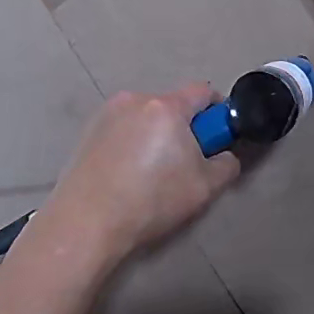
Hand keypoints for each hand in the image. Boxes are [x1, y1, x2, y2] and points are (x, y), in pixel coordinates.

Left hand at [30, 83, 241, 269]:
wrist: (87, 222)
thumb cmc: (151, 201)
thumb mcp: (205, 187)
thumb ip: (226, 164)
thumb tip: (224, 156)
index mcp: (166, 107)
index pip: (203, 91)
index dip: (218, 111)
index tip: (217, 137)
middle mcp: (135, 100)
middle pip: (172, 105)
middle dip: (184, 128)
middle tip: (185, 164)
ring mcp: (107, 114)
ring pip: (146, 118)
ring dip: (157, 135)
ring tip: (152, 174)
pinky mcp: (88, 131)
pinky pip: (123, 129)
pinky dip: (132, 143)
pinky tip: (127, 175)